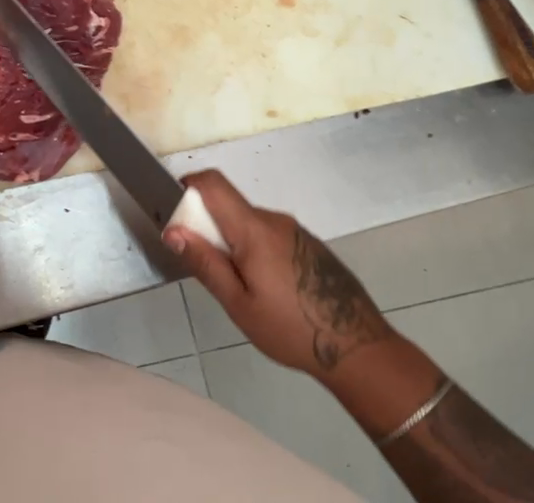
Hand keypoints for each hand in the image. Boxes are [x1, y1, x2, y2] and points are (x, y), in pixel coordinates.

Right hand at [165, 170, 395, 381]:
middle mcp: (276, 221)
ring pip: (251, 224)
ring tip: (243, 288)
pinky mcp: (310, 247)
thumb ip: (205, 263)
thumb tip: (173, 231)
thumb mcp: (238, 303)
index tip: (176, 214)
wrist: (360, 349)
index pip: (213, 183)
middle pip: (230, 206)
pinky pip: (271, 236)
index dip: (188, 187)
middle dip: (210, 227)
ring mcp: (297, 232)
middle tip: (210, 269)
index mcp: (254, 230)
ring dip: (236, 243)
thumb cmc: (291, 329)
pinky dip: (258, 251)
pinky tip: (270, 290)